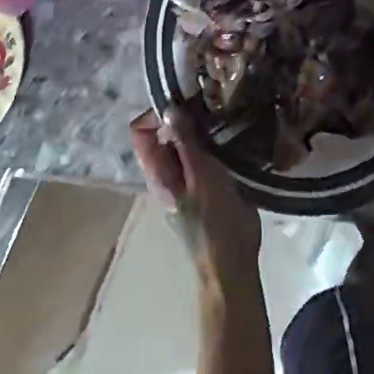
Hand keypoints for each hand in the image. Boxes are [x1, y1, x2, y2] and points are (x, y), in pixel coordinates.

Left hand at [131, 107, 261, 292]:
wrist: (233, 268)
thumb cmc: (216, 221)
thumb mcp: (203, 175)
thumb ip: (185, 142)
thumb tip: (169, 107)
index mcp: (157, 172)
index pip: (140, 130)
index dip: (156, 113)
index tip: (185, 104)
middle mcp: (165, 176)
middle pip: (162, 136)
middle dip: (183, 120)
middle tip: (210, 109)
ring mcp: (183, 185)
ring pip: (183, 148)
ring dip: (200, 134)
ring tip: (223, 122)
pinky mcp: (203, 192)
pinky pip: (200, 161)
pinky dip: (211, 149)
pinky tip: (231, 145)